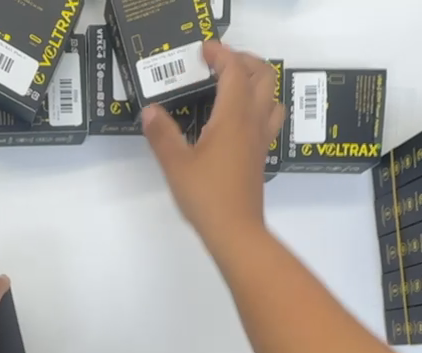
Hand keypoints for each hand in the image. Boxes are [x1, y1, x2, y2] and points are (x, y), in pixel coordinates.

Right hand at [142, 42, 283, 251]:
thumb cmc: (206, 197)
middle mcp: (253, 122)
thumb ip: (162, 135)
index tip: (204, 52)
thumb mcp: (176, 166)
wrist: (235, 231)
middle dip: (244, 62)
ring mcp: (260, 140)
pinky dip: (259, 108)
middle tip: (221, 65)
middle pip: (263, 75)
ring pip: (272, 98)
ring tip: (236, 88)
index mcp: (234, 115)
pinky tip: (241, 122)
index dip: (220, 54)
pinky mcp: (260, 158)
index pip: (234, 70)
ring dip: (258, 83)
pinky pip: (269, 121)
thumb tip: (149, 111)